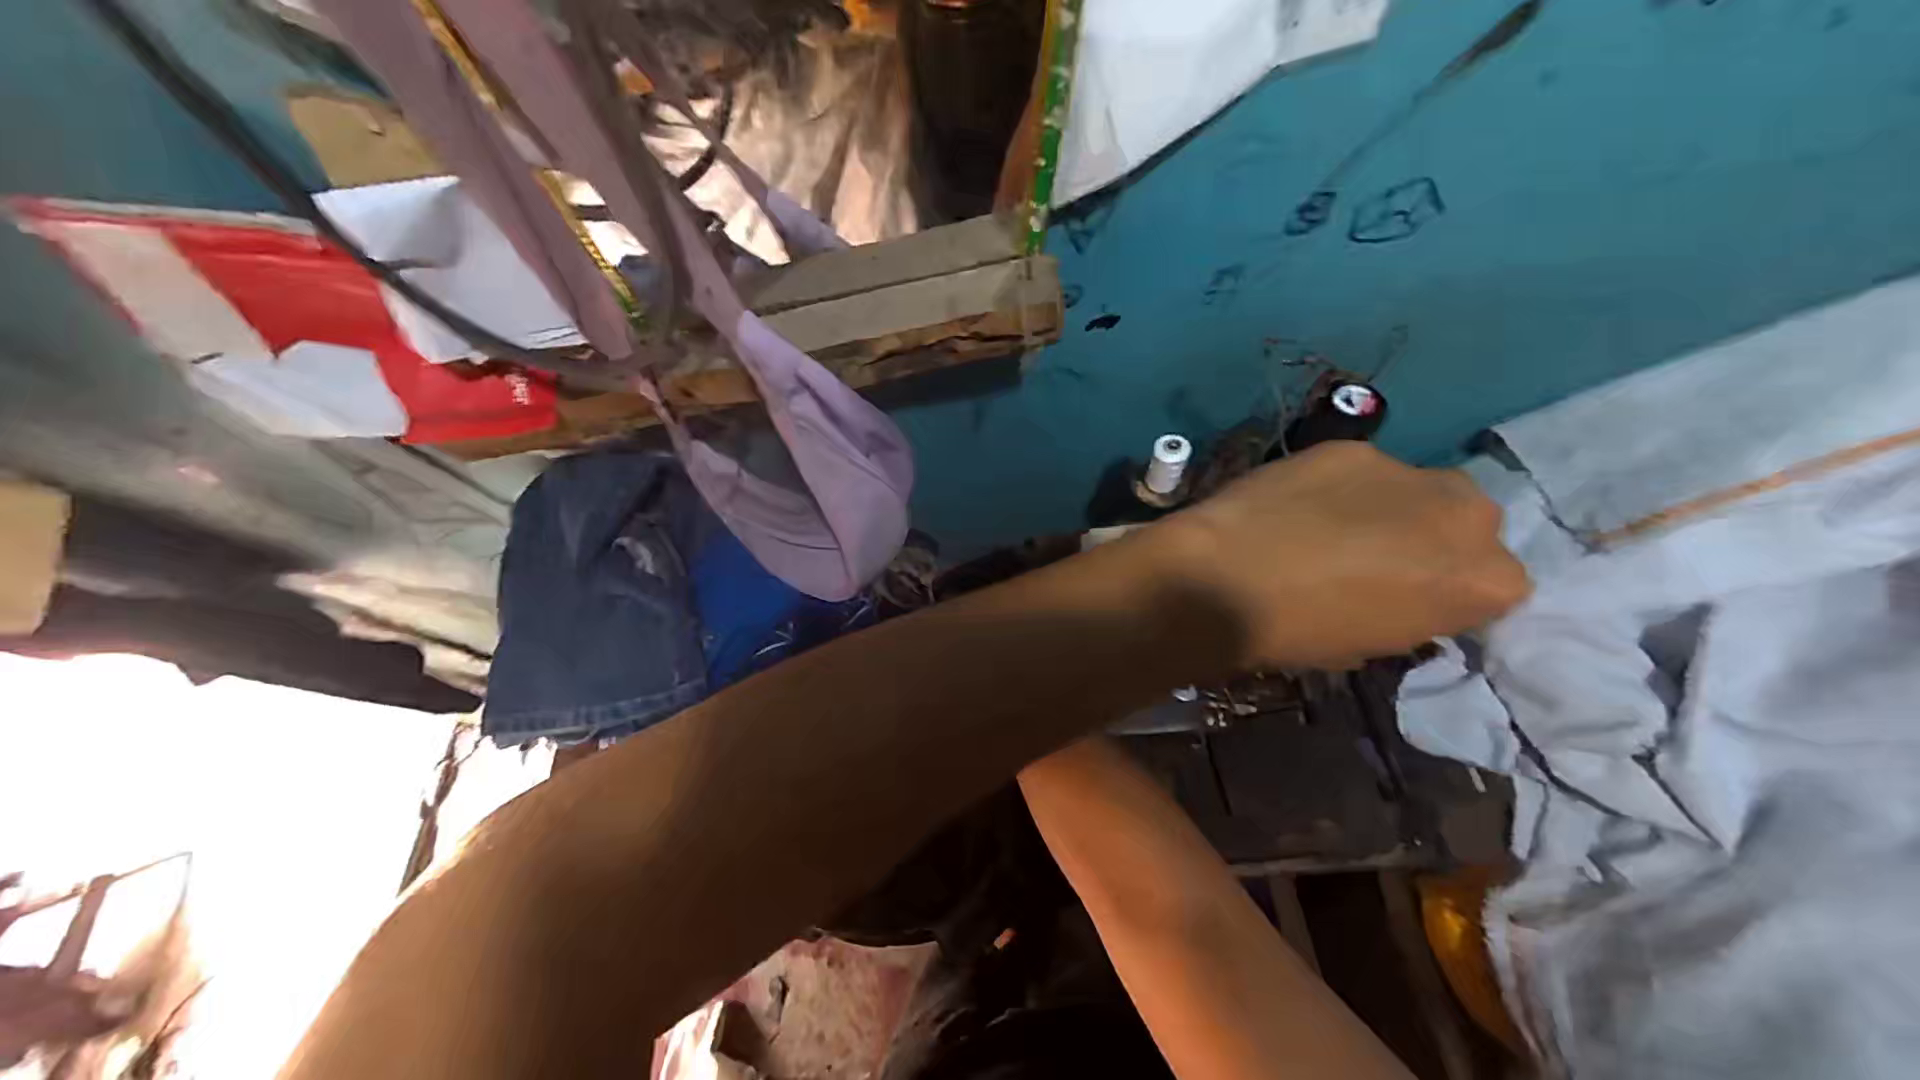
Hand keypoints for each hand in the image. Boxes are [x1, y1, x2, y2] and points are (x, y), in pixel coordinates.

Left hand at [1145, 442, 1527, 669]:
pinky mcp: (1352, 447)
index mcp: (1487, 580)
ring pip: (1415, 490)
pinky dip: (1338, 486)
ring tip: (1326, 527)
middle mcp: (1469, 515)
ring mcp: (1408, 471)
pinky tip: (1295, 504)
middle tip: (1372, 559)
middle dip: (1429, 541)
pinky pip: (1360, 471)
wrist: (1224, 578)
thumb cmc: (1300, 632)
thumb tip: (1401, 594)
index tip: (1409, 601)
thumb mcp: (1375, 644)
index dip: (1447, 594)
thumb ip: (1413, 612)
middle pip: (1465, 526)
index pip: (1493, 585)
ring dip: (1387, 507)